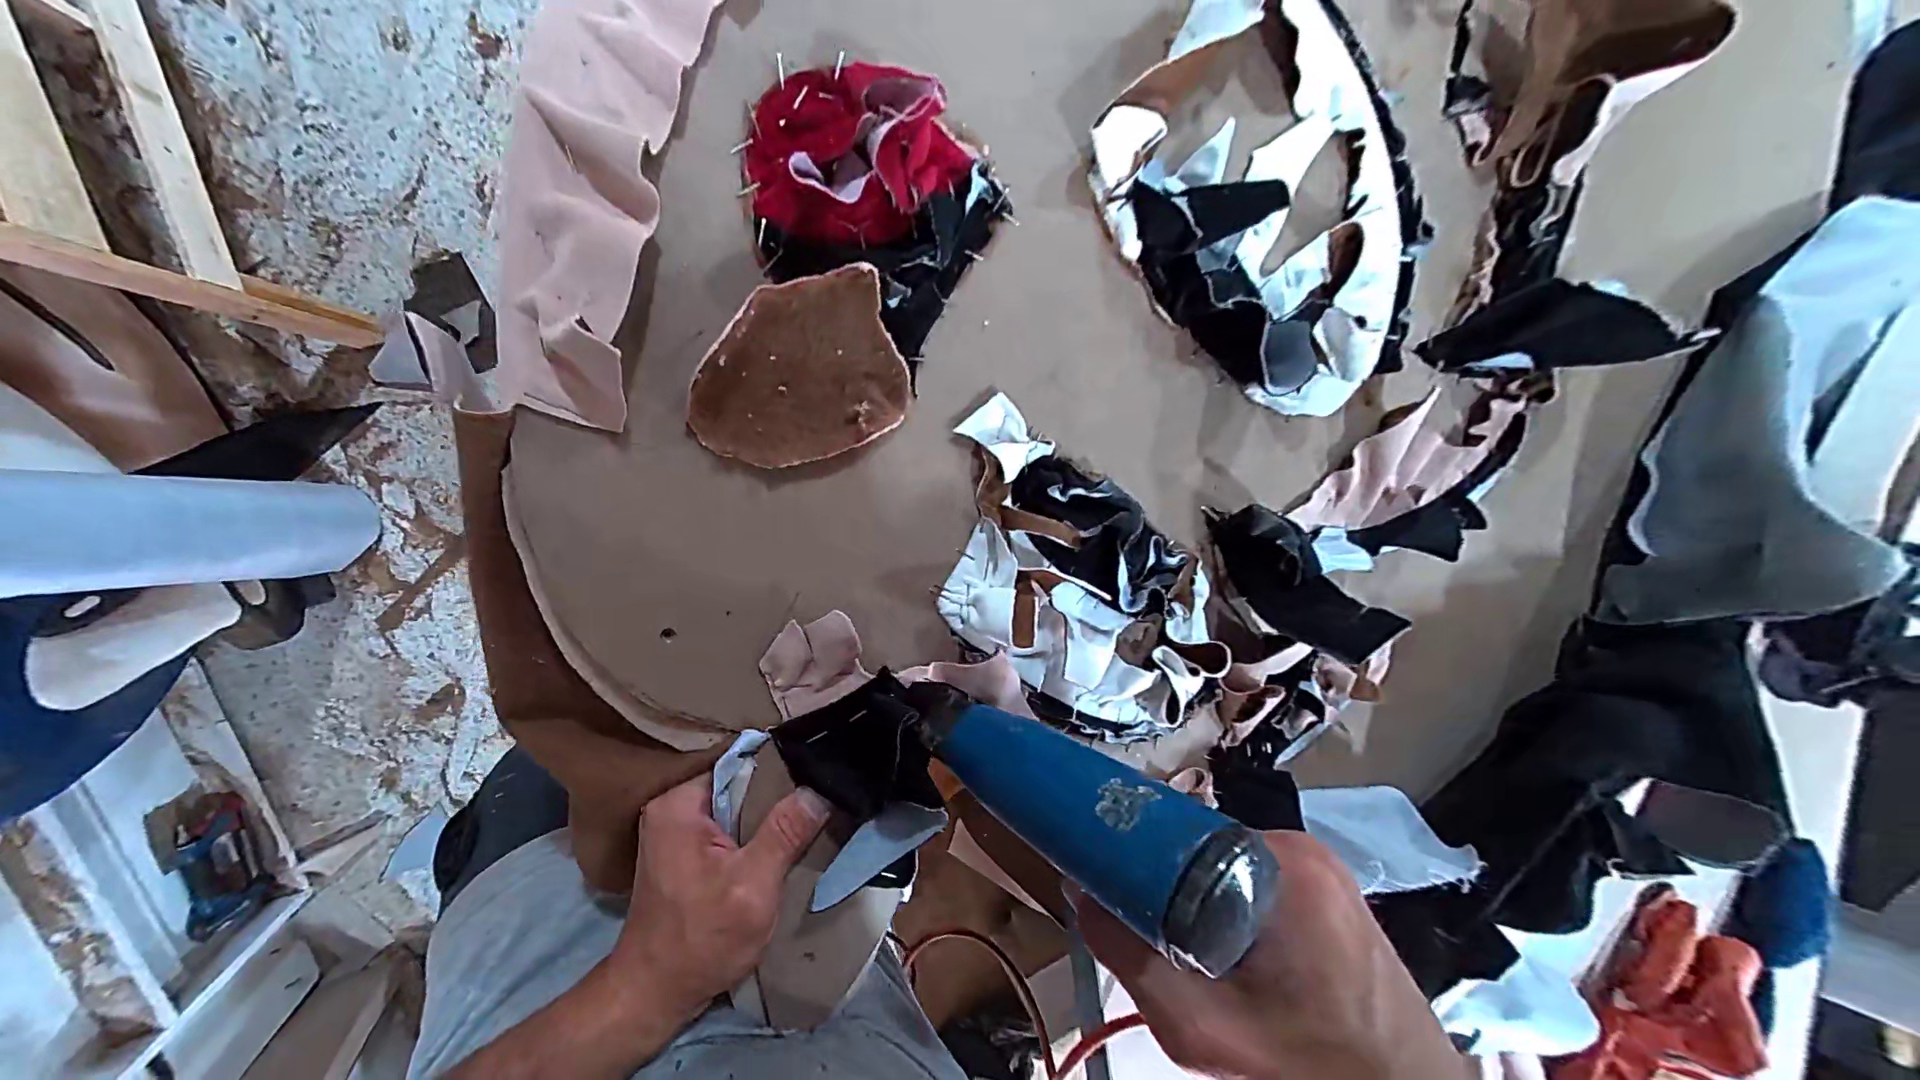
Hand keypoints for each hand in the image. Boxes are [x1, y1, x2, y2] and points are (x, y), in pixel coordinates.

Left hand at [609, 772, 831, 1022]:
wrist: (655, 997)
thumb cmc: (700, 941)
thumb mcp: (753, 885)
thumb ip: (785, 832)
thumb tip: (820, 789)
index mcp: (678, 803)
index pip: (739, 760)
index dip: (782, 762)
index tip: (816, 764)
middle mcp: (672, 806)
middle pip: (740, 780)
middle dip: (779, 787)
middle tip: (820, 786)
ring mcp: (677, 828)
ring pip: (738, 802)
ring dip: (770, 810)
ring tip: (810, 806)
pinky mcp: (687, 849)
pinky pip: (731, 823)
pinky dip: (756, 828)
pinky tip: (784, 834)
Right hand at [1072, 830, 1466, 1079]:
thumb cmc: (1306, 1069)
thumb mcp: (1199, 1027)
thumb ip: (1129, 957)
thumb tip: (1079, 891)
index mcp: (1280, 860)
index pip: (1178, 832)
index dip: (1135, 855)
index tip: (1111, 886)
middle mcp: (1302, 847)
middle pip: (1200, 847)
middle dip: (1169, 885)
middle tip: (1160, 940)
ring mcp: (1324, 867)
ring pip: (1226, 865)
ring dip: (1201, 900)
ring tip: (1202, 960)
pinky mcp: (1334, 890)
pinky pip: (1258, 881)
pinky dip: (1234, 909)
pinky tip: (1240, 962)